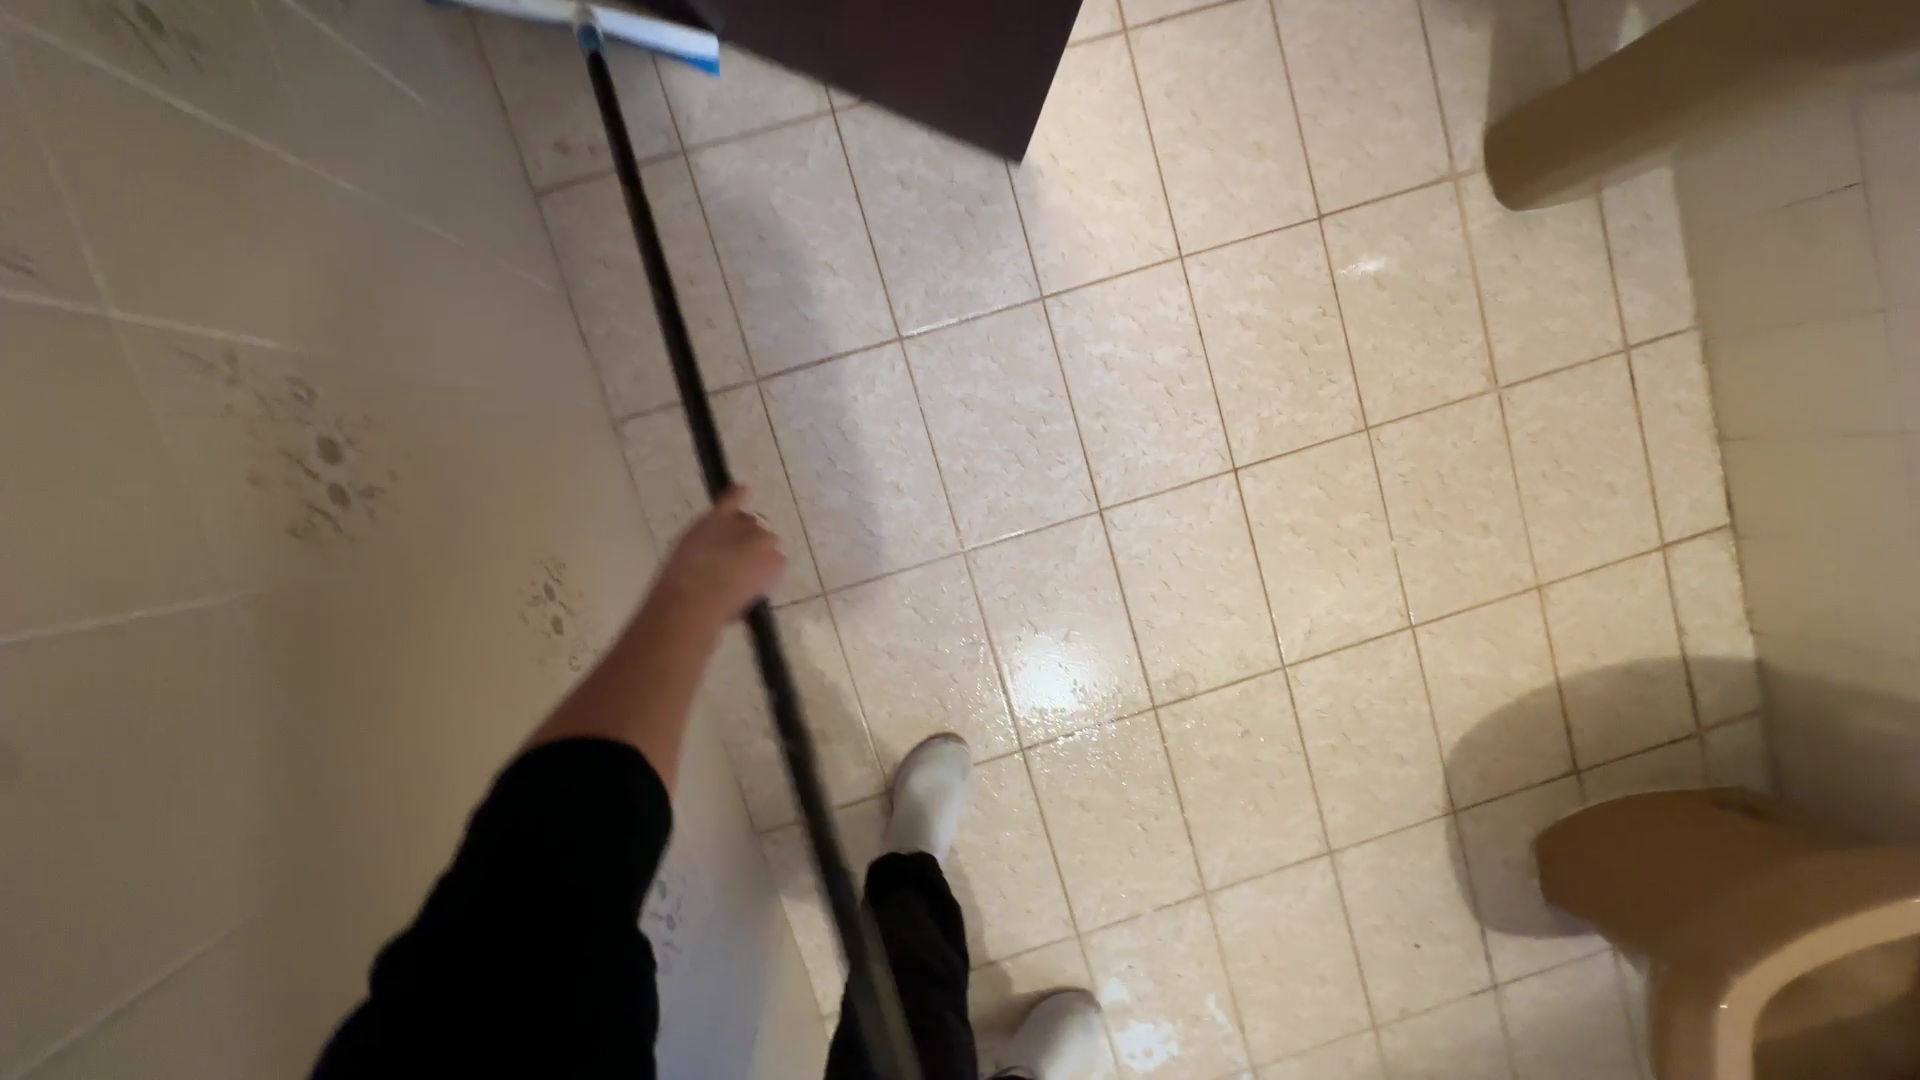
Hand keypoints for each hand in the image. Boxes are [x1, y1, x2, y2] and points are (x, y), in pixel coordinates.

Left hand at [650, 486, 786, 630]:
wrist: (693, 600)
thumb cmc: (718, 612)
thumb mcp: (742, 606)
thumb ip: (747, 590)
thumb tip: (739, 588)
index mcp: (776, 566)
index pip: (776, 560)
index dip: (758, 568)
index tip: (745, 579)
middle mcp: (766, 541)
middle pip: (765, 537)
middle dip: (750, 548)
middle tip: (730, 563)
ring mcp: (743, 526)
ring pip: (749, 521)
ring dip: (739, 530)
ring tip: (721, 547)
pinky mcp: (719, 517)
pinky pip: (732, 500)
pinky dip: (736, 494)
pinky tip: (742, 488)